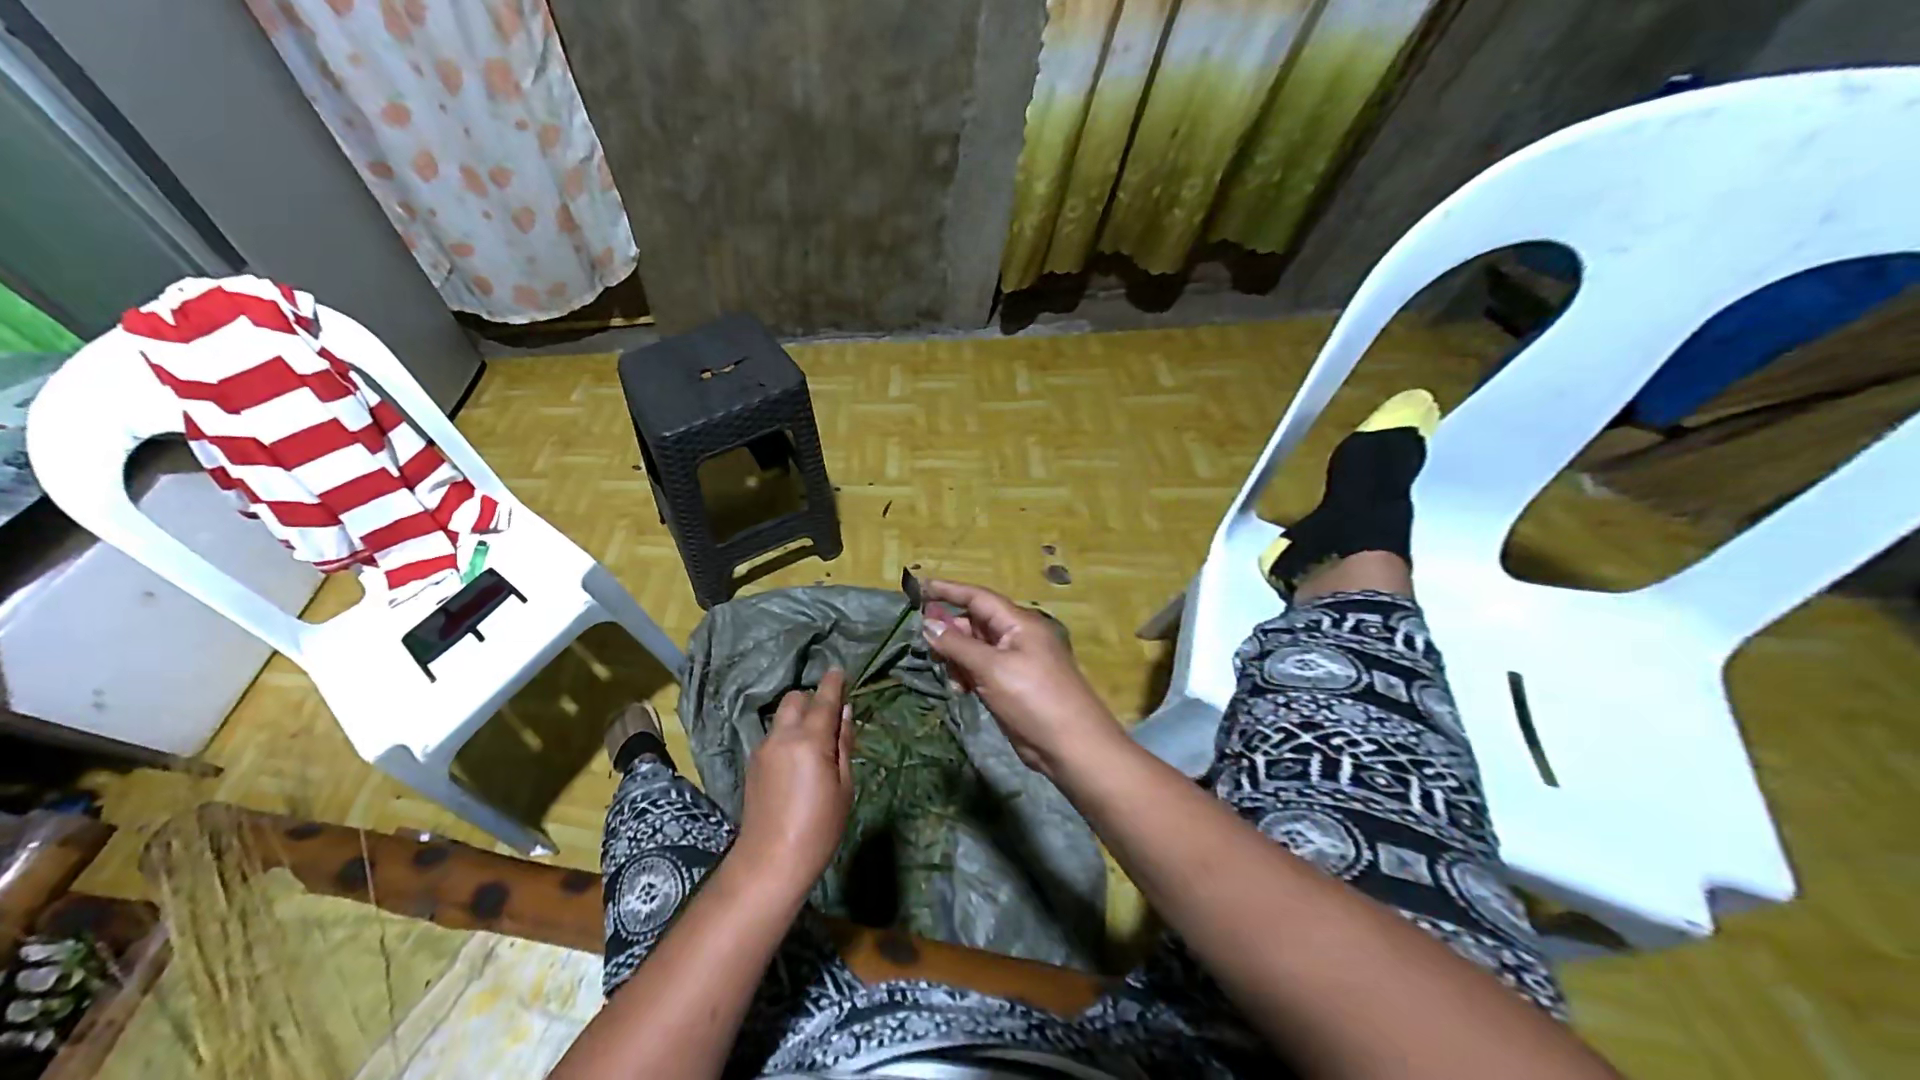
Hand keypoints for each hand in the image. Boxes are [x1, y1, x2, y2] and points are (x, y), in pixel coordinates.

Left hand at [737, 670, 853, 894]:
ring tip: (814, 741)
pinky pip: (773, 735)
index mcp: (809, 740)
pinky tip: (797, 760)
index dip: (833, 682)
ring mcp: (763, 748)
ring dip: (798, 718)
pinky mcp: (753, 763)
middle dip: (811, 699)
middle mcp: (782, 736)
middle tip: (829, 716)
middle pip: (795, 699)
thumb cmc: (819, 827)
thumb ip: (843, 744)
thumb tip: (844, 714)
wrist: (770, 861)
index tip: (839, 670)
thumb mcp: (844, 786)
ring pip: (782, 717)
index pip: (823, 699)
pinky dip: (787, 735)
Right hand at [920, 580, 1118, 777]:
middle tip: (925, 643)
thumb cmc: (1033, 698)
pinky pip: (981, 670)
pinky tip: (960, 690)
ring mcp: (1014, 662)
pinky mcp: (1011, 685)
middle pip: (975, 623)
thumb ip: (957, 645)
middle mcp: (1017, 637)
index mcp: (1019, 622)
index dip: (948, 591)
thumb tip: (928, 624)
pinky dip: (967, 675)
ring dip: (956, 658)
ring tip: (948, 675)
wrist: (1070, 745)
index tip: (919, 588)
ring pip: (975, 649)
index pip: (978, 597)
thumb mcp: (991, 668)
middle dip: (950, 630)